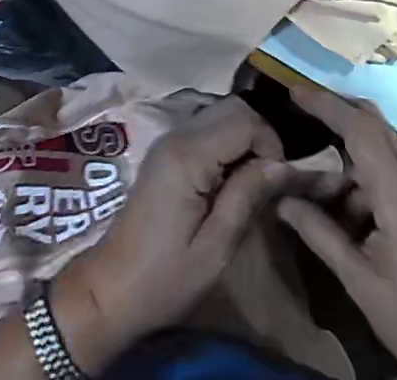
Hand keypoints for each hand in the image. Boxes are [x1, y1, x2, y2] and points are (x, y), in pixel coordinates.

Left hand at [54, 98, 288, 371]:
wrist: (112, 288)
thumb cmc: (166, 277)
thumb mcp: (216, 247)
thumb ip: (248, 196)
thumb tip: (284, 165)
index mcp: (188, 156)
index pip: (245, 120)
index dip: (271, 145)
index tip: (277, 183)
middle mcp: (176, 135)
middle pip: (233, 108)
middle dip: (261, 137)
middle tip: (269, 180)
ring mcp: (168, 139)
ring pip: (220, 113)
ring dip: (245, 138)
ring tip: (253, 181)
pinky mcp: (166, 151)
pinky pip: (206, 128)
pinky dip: (228, 142)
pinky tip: (231, 178)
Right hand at [277, 87, 396, 379]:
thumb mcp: (362, 285)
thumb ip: (320, 235)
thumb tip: (280, 198)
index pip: (363, 132)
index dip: (327, 105)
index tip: (294, 91)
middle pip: (377, 126)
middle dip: (337, 110)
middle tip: (299, 112)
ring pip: (384, 149)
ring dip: (349, 153)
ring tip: (314, 183)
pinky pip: (394, 172)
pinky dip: (364, 175)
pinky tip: (345, 209)